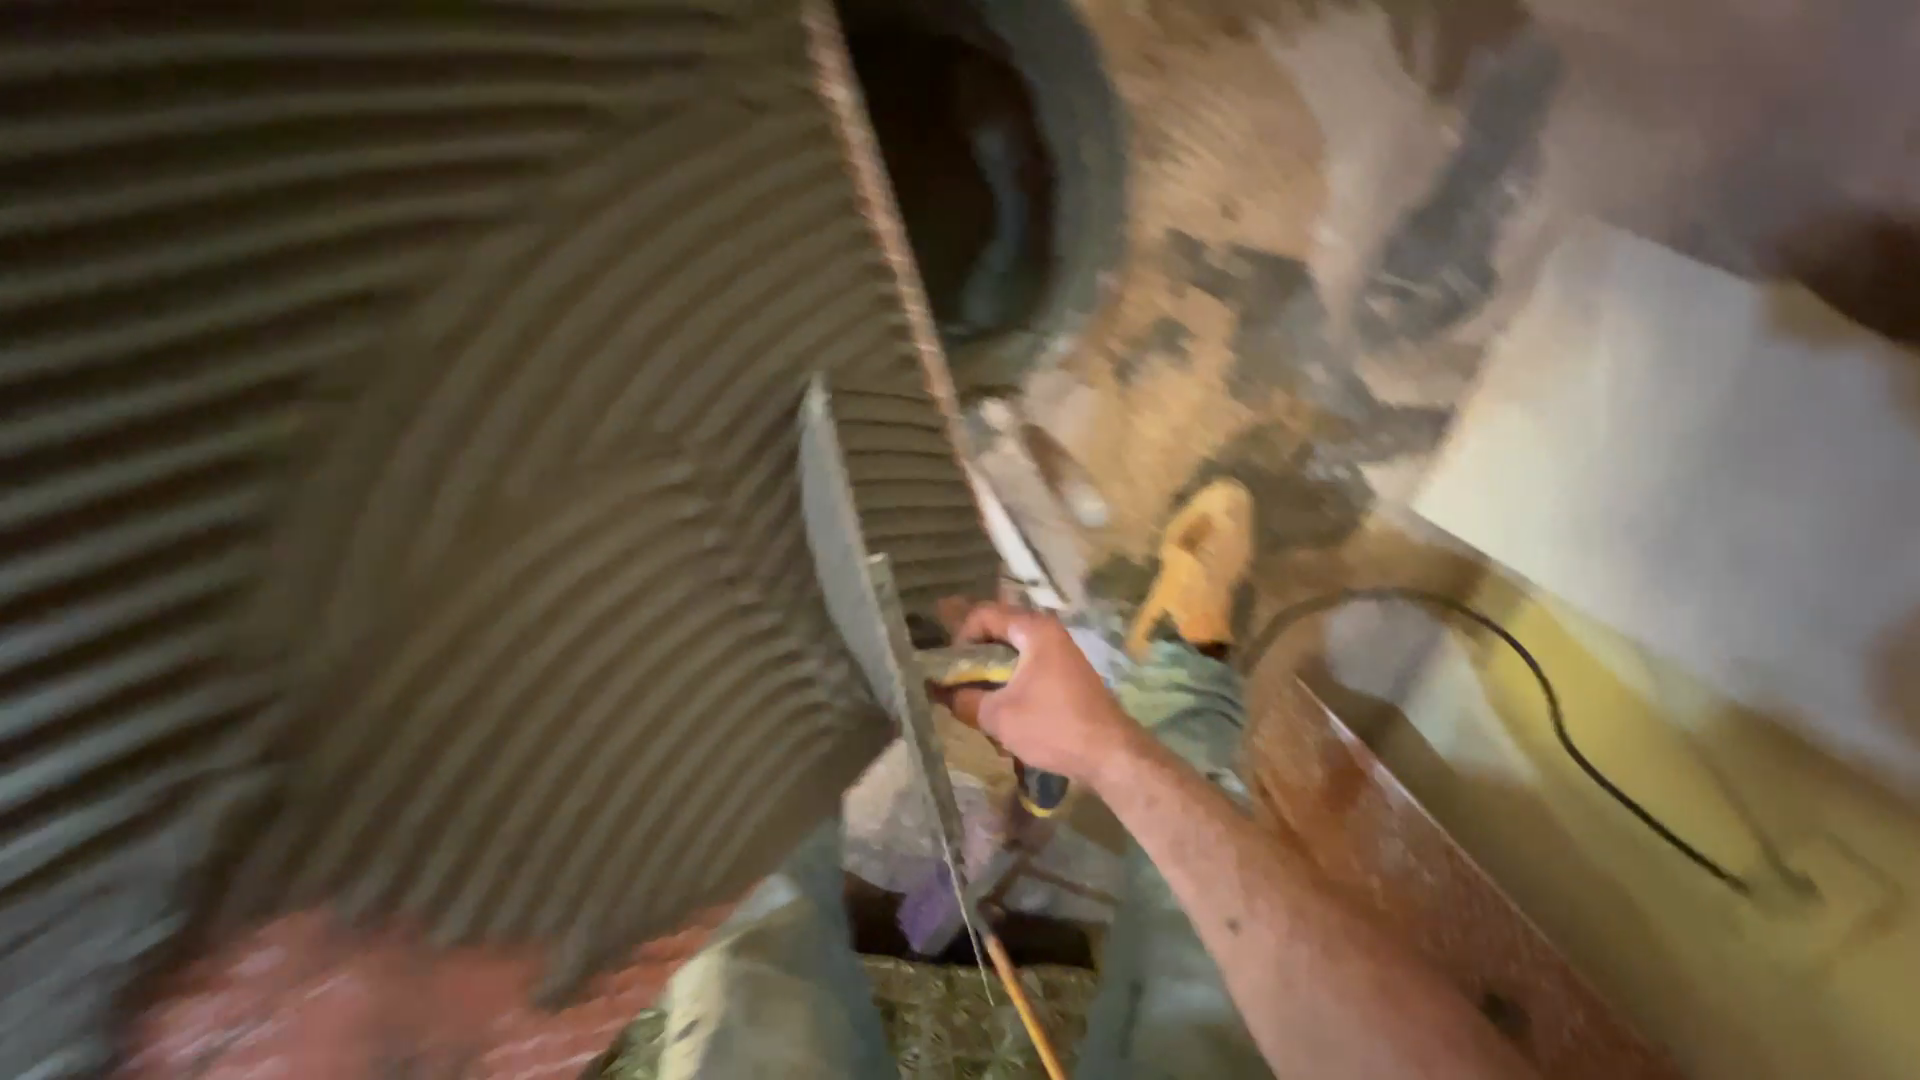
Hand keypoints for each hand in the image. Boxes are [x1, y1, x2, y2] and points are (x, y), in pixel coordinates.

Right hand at [938, 602, 1143, 790]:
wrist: (1110, 754)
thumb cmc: (1052, 726)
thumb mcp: (998, 716)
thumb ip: (963, 700)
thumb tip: (940, 693)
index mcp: (1034, 629)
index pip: (983, 614)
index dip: (959, 638)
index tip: (951, 668)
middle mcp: (1049, 631)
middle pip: (998, 630)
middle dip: (974, 656)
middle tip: (957, 683)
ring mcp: (1061, 651)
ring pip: (1013, 651)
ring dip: (992, 672)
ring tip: (978, 699)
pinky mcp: (1067, 673)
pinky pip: (1029, 666)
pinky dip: (1011, 681)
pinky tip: (1005, 710)